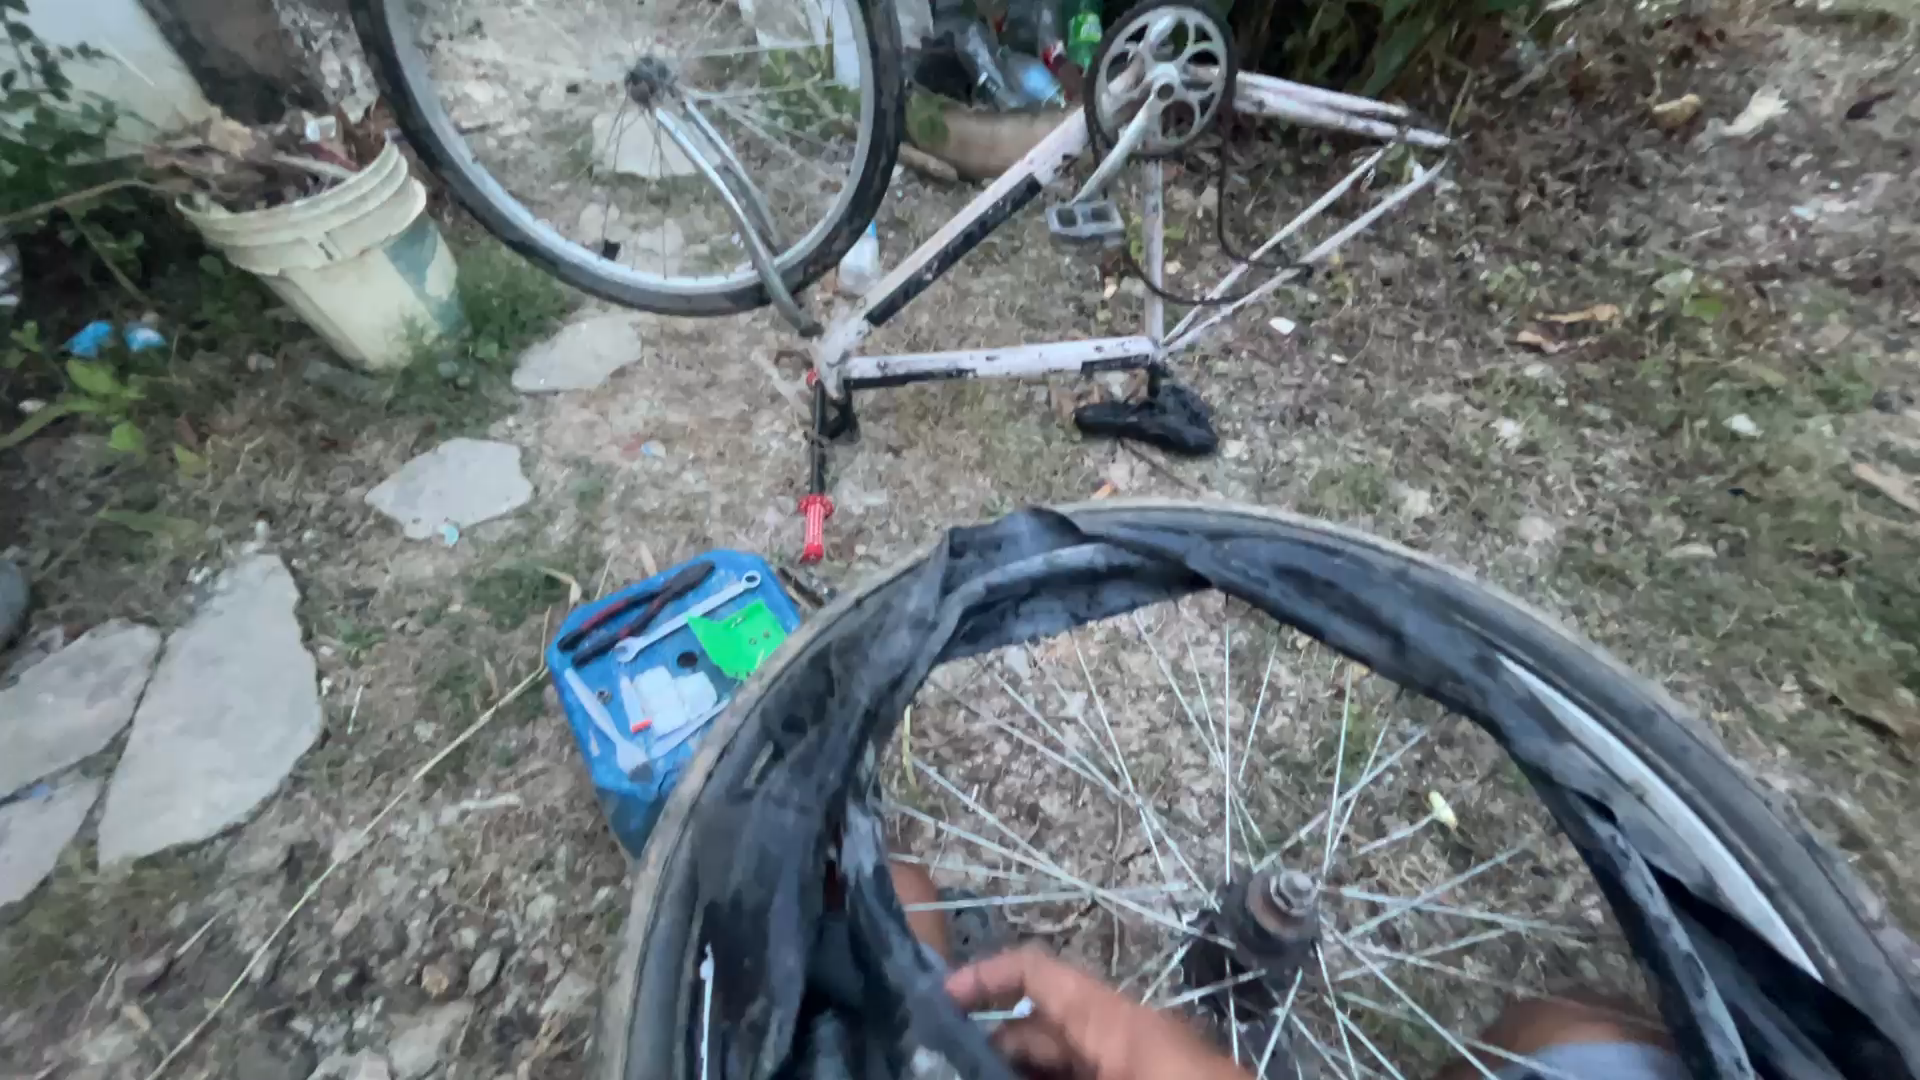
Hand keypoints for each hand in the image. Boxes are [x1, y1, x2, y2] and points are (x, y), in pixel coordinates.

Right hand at [946, 946, 1249, 1079]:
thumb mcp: (1099, 1076)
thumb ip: (1042, 1068)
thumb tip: (985, 1061)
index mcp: (1111, 1018)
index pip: (1035, 971)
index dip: (984, 976)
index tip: (938, 1000)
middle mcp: (1120, 1033)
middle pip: (1042, 1024)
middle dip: (992, 1045)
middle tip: (942, 1063)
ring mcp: (1135, 1064)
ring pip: (1064, 1060)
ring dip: (1022, 1070)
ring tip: (972, 1076)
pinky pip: (1088, 1075)